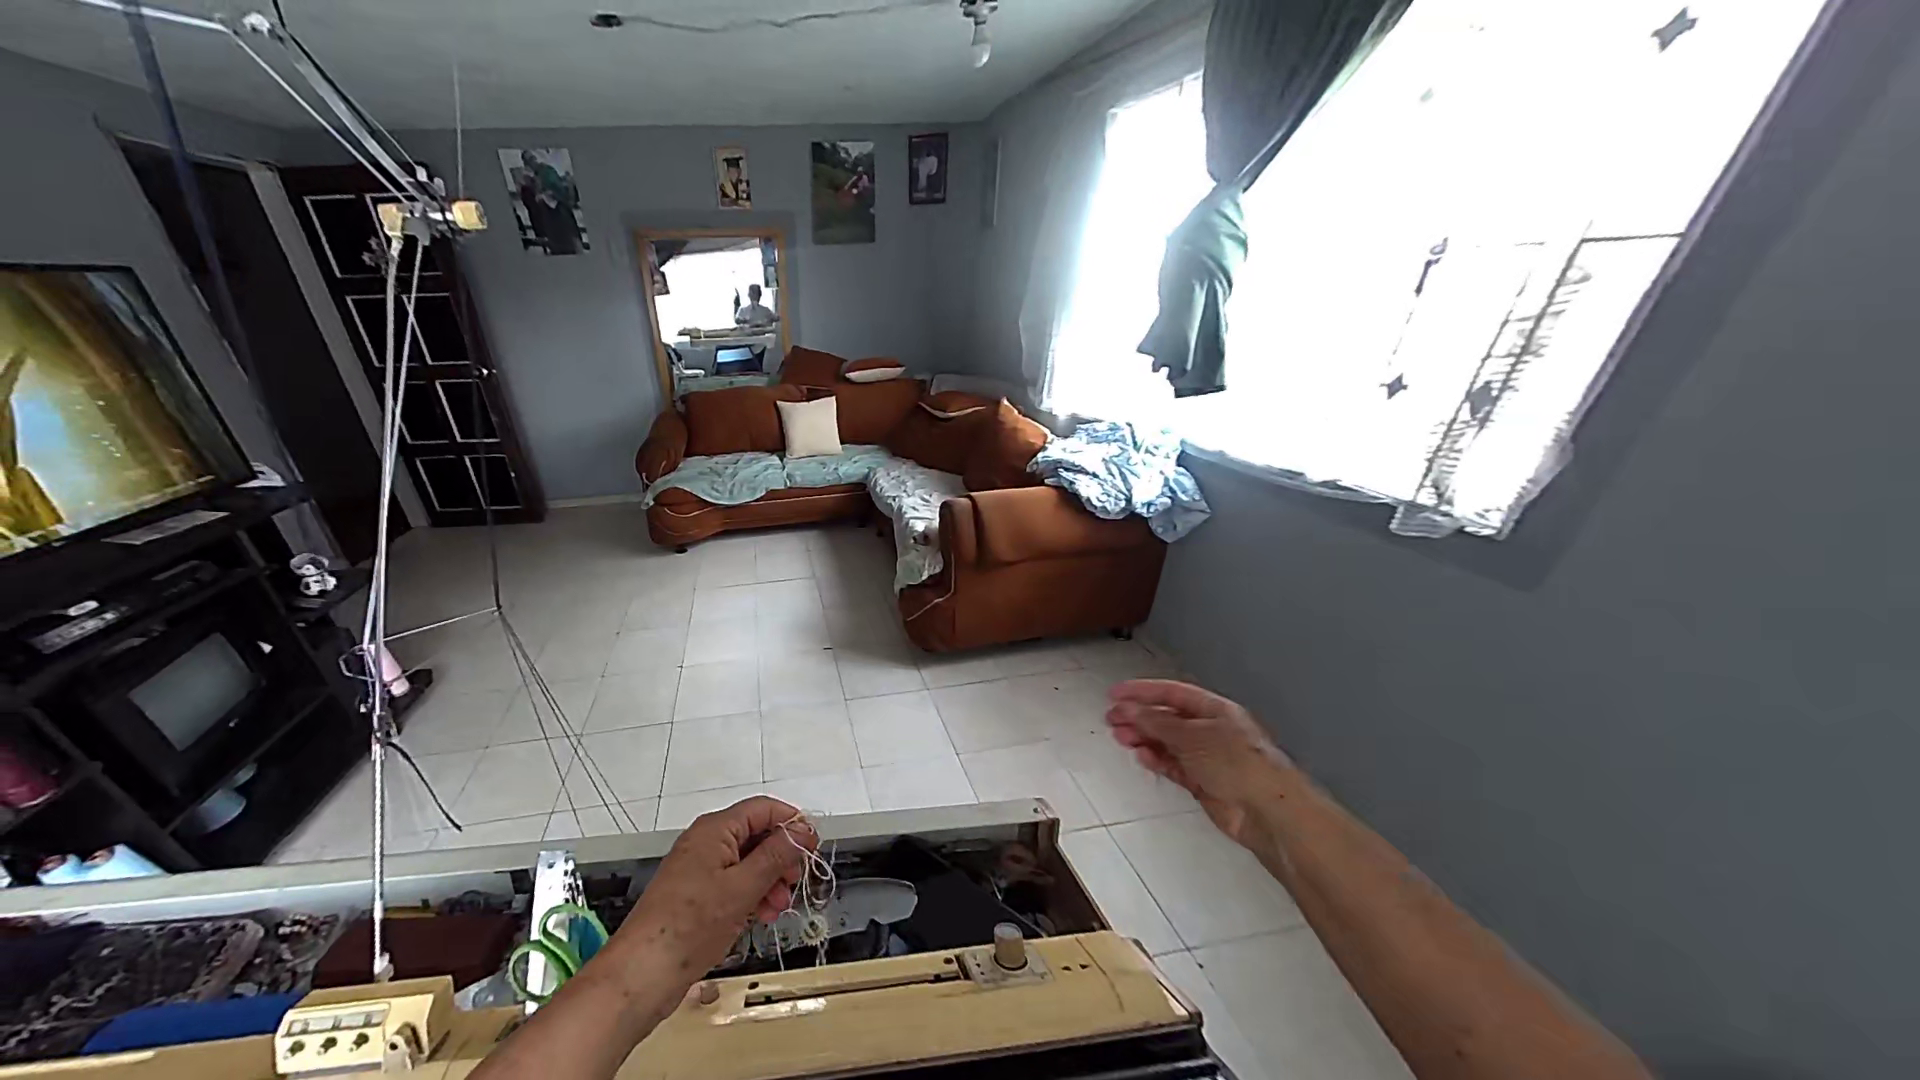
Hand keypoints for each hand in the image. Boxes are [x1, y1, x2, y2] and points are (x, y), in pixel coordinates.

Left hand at [615, 796, 815, 983]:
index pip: (764, 809)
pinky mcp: (695, 894)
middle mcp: (706, 842)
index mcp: (715, 830)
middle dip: (781, 857)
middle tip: (794, 882)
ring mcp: (700, 868)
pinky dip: (752, 894)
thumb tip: (802, 829)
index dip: (792, 824)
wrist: (640, 976)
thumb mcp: (743, 887)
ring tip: (776, 907)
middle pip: (757, 834)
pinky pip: (734, 882)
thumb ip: (777, 854)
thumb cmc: (687, 927)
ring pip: (748, 861)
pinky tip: (759, 915)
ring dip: (769, 880)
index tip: (812, 846)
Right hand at [1106, 680, 1293, 848]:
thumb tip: (1130, 710)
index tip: (1115, 693)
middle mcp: (1210, 730)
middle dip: (1139, 716)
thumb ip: (1157, 722)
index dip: (1142, 691)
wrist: (1266, 811)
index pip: (1172, 692)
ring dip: (1143, 738)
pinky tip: (1141, 756)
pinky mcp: (1202, 782)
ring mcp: (1207, 757)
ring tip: (1120, 737)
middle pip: (1167, 717)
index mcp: (1214, 709)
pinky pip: (1173, 765)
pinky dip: (1156, 760)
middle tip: (1112, 718)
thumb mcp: (1192, 735)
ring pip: (1167, 742)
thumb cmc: (1238, 763)